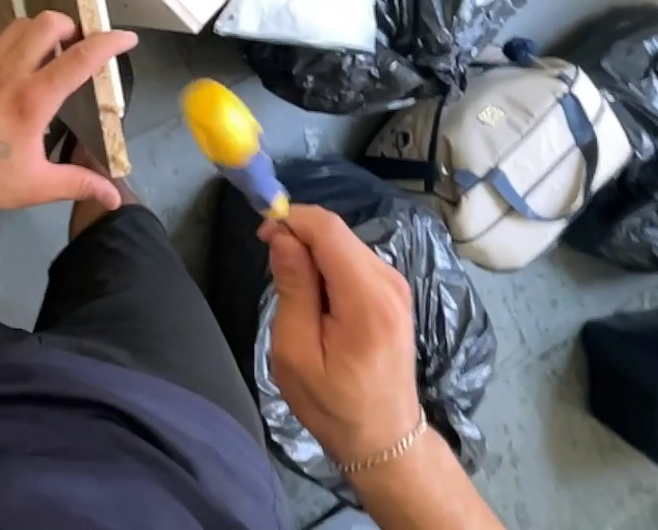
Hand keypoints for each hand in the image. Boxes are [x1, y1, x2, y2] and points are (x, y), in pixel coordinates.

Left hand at [0, 11, 135, 223]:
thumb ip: (78, 183)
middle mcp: (9, 73)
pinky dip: (9, 40)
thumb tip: (113, 196)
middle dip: (71, 26)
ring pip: (18, 25)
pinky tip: (10, 62)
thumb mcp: (34, 187)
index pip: (81, 58)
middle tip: (77, 46)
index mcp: (33, 100)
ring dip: (40, 30)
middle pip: (48, 23)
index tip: (126, 38)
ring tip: (46, 53)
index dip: (110, 42)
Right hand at [260, 205, 422, 463]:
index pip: (327, 228)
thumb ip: (293, 287)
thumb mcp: (296, 351)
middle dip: (297, 235)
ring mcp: (396, 284)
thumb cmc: (333, 403)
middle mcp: (389, 282)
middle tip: (272, 266)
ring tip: (293, 287)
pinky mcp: (394, 290)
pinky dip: (326, 261)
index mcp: (366, 299)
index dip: (290, 219)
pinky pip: (352, 256)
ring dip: (311, 250)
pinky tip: (316, 294)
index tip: (261, 238)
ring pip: (342, 240)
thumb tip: (282, 235)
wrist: (386, 440)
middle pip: (335, 231)